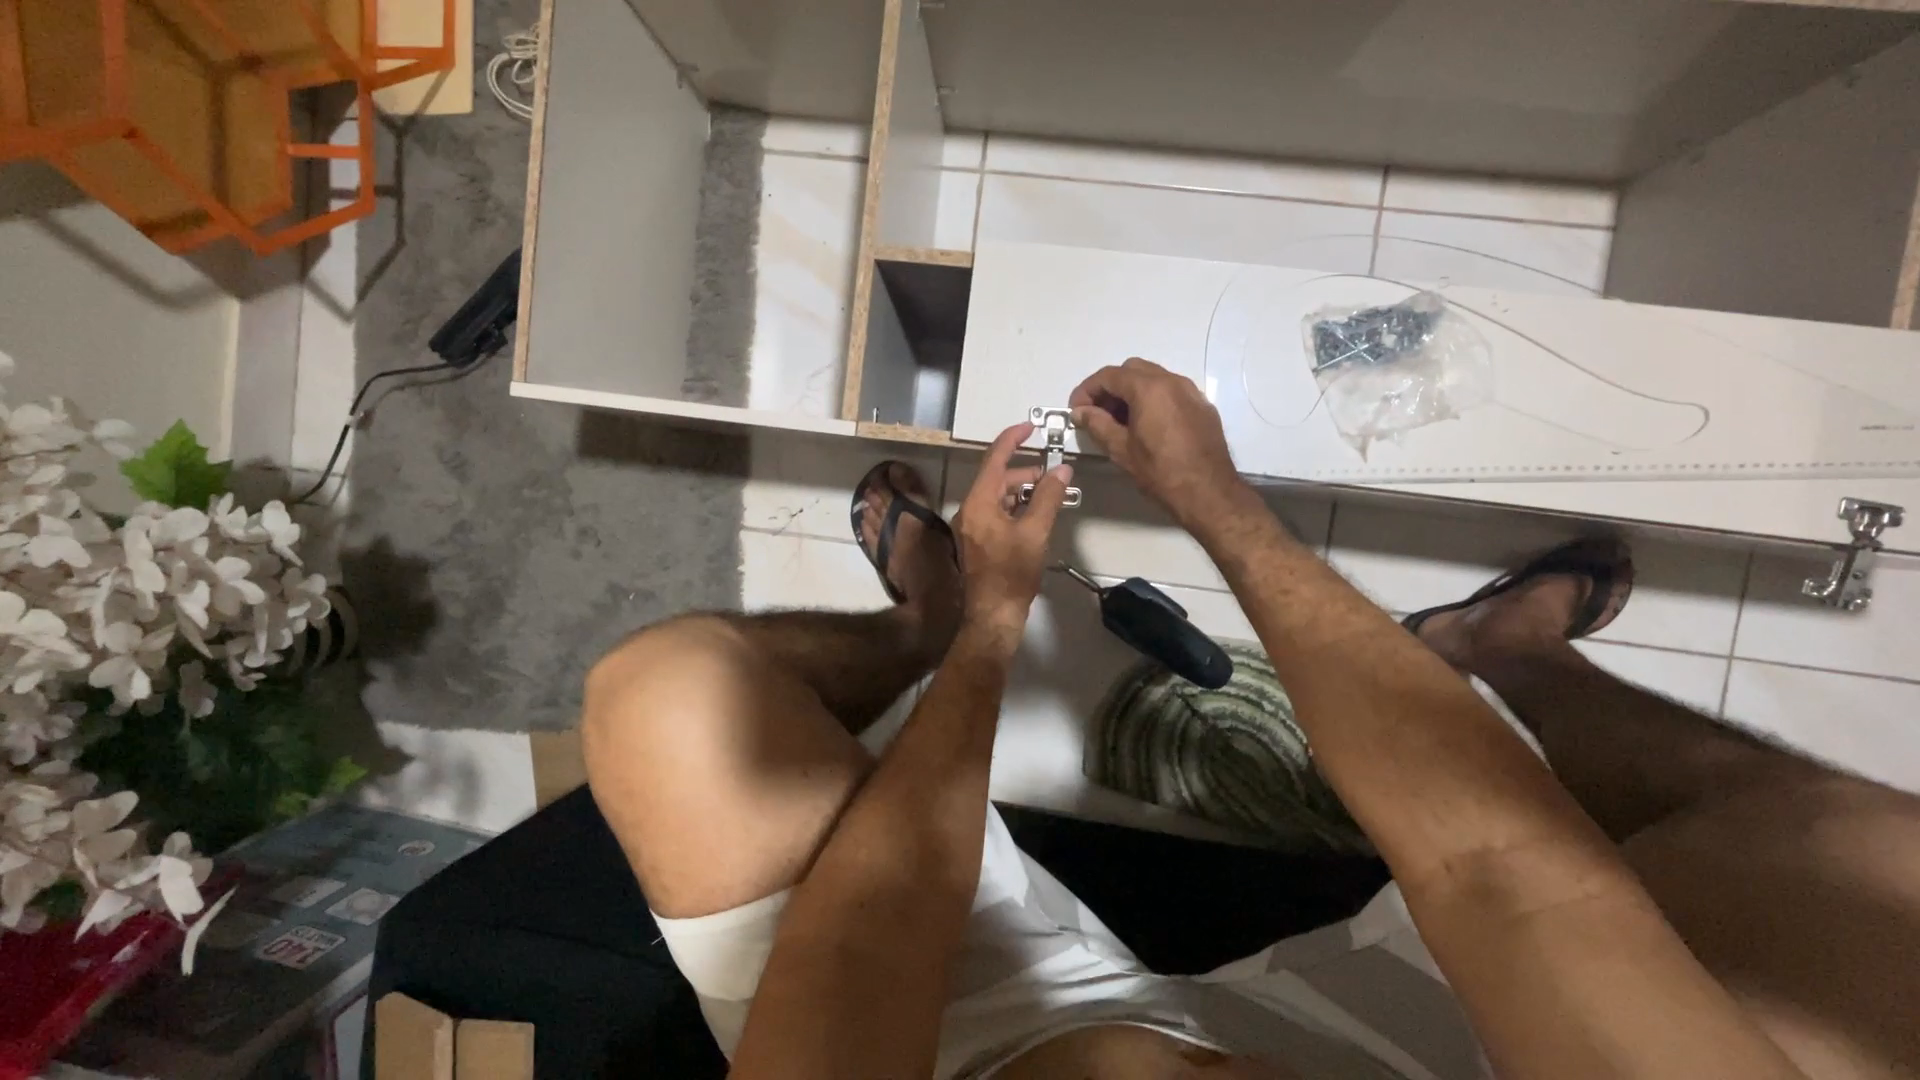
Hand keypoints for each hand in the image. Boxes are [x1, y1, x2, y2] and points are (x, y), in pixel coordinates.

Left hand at [955, 422, 1073, 638]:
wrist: (993, 615)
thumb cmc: (1012, 574)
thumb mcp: (1035, 532)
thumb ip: (1048, 497)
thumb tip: (1062, 471)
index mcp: (978, 503)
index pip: (994, 460)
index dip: (1012, 439)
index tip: (1031, 426)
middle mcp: (968, 510)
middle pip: (996, 479)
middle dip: (1024, 472)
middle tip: (1052, 475)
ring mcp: (970, 527)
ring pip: (997, 497)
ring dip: (1021, 492)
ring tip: (1048, 496)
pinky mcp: (976, 542)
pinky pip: (994, 513)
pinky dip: (1014, 508)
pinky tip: (1034, 516)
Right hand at [1069, 357, 1244, 527]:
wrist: (1209, 492)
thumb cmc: (1160, 472)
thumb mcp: (1121, 449)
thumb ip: (1097, 424)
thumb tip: (1081, 412)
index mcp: (1149, 388)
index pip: (1109, 376)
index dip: (1087, 390)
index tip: (1076, 409)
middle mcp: (1172, 381)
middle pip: (1132, 370)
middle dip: (1110, 387)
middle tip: (1097, 413)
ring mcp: (1191, 392)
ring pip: (1154, 378)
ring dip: (1132, 392)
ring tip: (1120, 421)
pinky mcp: (1203, 406)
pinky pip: (1172, 392)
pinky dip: (1153, 399)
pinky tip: (1147, 426)